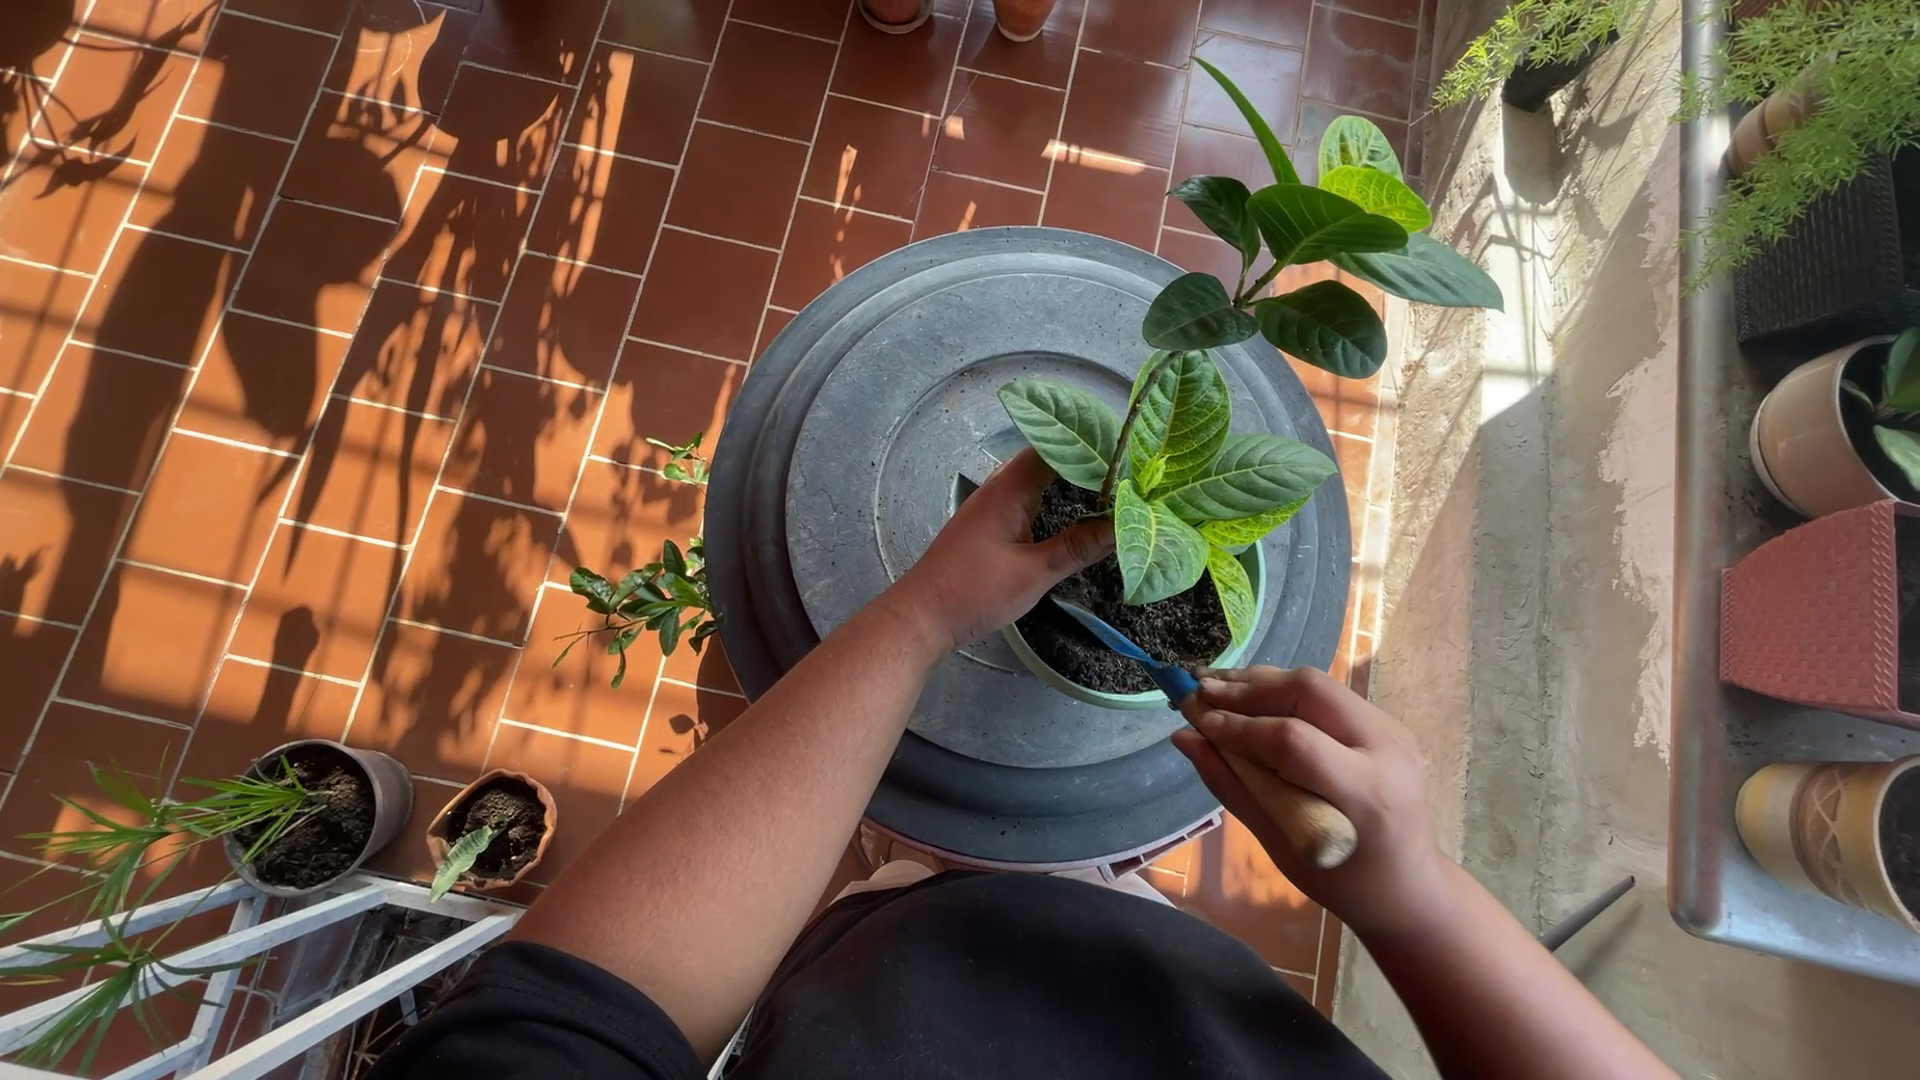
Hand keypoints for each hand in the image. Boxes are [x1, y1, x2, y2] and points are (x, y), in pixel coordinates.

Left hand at [882, 448, 1113, 655]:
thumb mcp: (1034, 573)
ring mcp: (992, 504)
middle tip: (1130, 466)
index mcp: (1008, 488)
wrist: (922, 616)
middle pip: (1048, 456)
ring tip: (1113, 482)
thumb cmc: (973, 592)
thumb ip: (1079, 547)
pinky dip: (1054, 497)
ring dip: (1070, 478)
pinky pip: (1028, 496)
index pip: (1055, 445)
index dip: (1092, 444)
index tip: (1130, 450)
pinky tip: (1075, 509)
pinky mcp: (990, 523)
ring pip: (1037, 477)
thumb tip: (1125, 525)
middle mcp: (999, 486)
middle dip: (1087, 459)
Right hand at [1170, 666, 1450, 940]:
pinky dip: (1278, 689)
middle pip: (1309, 690)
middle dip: (1248, 688)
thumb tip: (1184, 738)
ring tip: (1214, 685)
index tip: (1195, 721)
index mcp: (1365, 793)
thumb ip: (1232, 786)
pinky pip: (1323, 692)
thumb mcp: (1279, 846)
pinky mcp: (1383, 721)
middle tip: (1201, 691)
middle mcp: (1386, 749)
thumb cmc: (1341, 880)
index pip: (1293, 740)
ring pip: (1315, 681)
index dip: (1238, 727)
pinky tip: (1246, 695)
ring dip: (1259, 681)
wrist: (1410, 887)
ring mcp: (1391, 729)